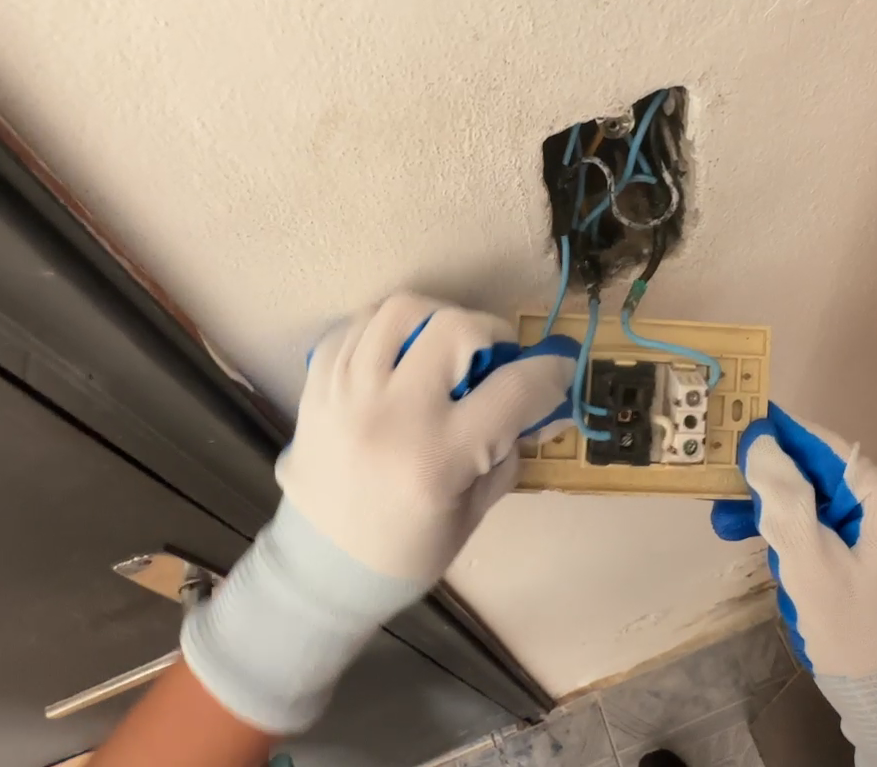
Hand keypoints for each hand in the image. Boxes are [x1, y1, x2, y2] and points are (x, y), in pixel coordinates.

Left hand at [182, 294, 575, 733]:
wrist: (322, 565)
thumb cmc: (408, 548)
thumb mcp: (475, 507)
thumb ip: (513, 446)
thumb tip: (551, 401)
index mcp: (437, 458)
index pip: (512, 389)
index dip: (550, 372)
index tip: (558, 369)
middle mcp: (391, 415)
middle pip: (453, 328)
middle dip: (489, 332)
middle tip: (493, 357)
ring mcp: (347, 393)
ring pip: (400, 310)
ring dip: (437, 318)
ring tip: (444, 346)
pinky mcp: (318, 385)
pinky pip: (355, 325)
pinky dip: (386, 330)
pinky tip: (400, 354)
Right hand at [711, 404, 876, 765]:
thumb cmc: (854, 633)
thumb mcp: (810, 563)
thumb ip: (783, 497)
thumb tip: (760, 440)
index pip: (821, 447)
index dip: (774, 440)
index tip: (728, 438)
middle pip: (814, 475)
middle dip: (768, 488)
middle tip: (722, 501)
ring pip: (812, 503)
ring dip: (773, 516)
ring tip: (728, 527)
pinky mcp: (868, 555)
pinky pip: (821, 529)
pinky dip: (791, 538)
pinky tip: (766, 554)